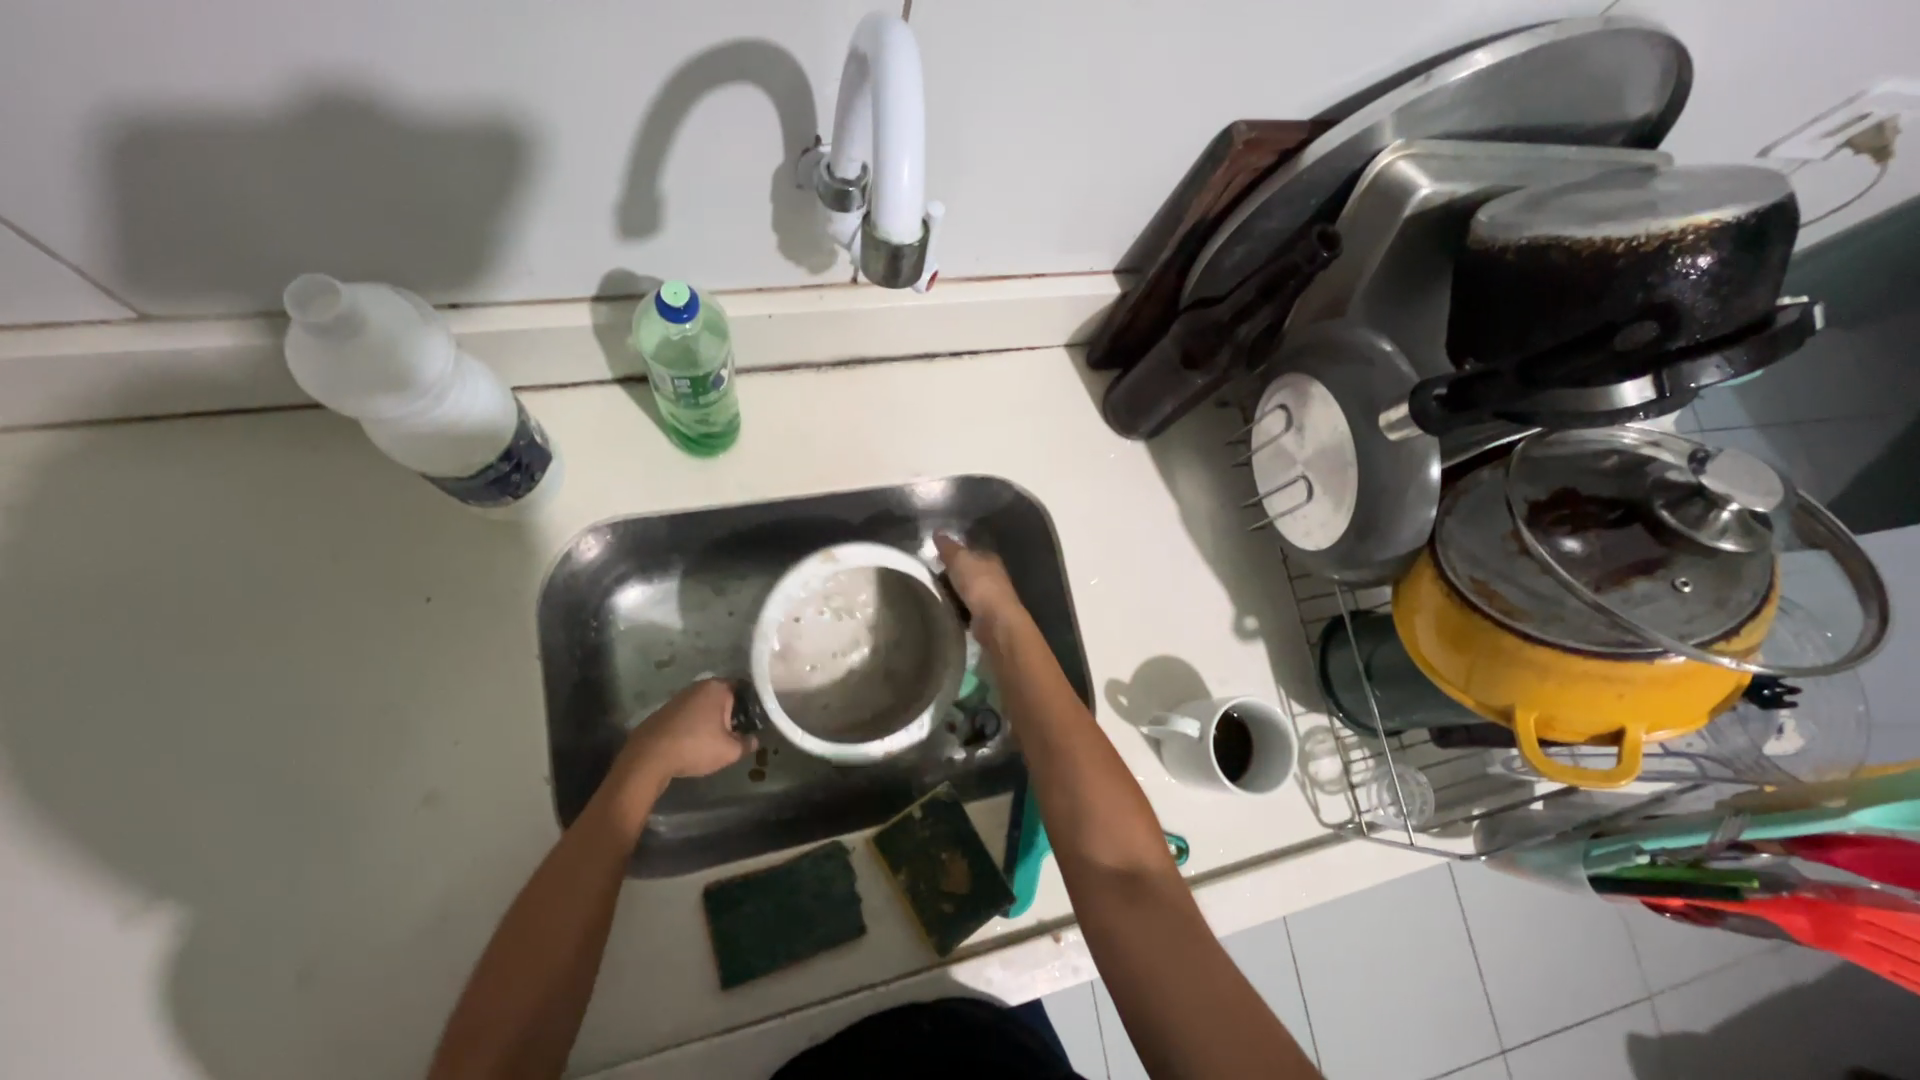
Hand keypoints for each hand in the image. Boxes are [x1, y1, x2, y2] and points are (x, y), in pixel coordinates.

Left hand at [602, 680, 753, 822]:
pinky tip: (697, 743)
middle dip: (734, 714)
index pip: (746, 688)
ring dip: (715, 720)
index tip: (759, 721)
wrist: (648, 757)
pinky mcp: (666, 711)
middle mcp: (698, 686)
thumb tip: (754, 739)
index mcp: (718, 688)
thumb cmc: (695, 747)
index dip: (755, 705)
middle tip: (742, 733)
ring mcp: (680, 697)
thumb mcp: (730, 751)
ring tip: (720, 741)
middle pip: (725, 698)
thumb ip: (748, 743)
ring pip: (707, 707)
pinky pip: (691, 715)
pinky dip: (698, 725)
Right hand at [934, 533, 1024, 628]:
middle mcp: (992, 576)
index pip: (970, 550)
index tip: (935, 558)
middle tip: (931, 578)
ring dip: (952, 593)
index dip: (953, 552)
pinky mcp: (985, 616)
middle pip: (967, 571)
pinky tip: (945, 611)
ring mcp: (990, 597)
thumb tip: (937, 531)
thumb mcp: (959, 559)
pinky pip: (965, 609)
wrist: (994, 620)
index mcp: (989, 558)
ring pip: (965, 591)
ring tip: (935, 595)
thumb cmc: (978, 584)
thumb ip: (948, 546)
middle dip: (950, 575)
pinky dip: (956, 610)